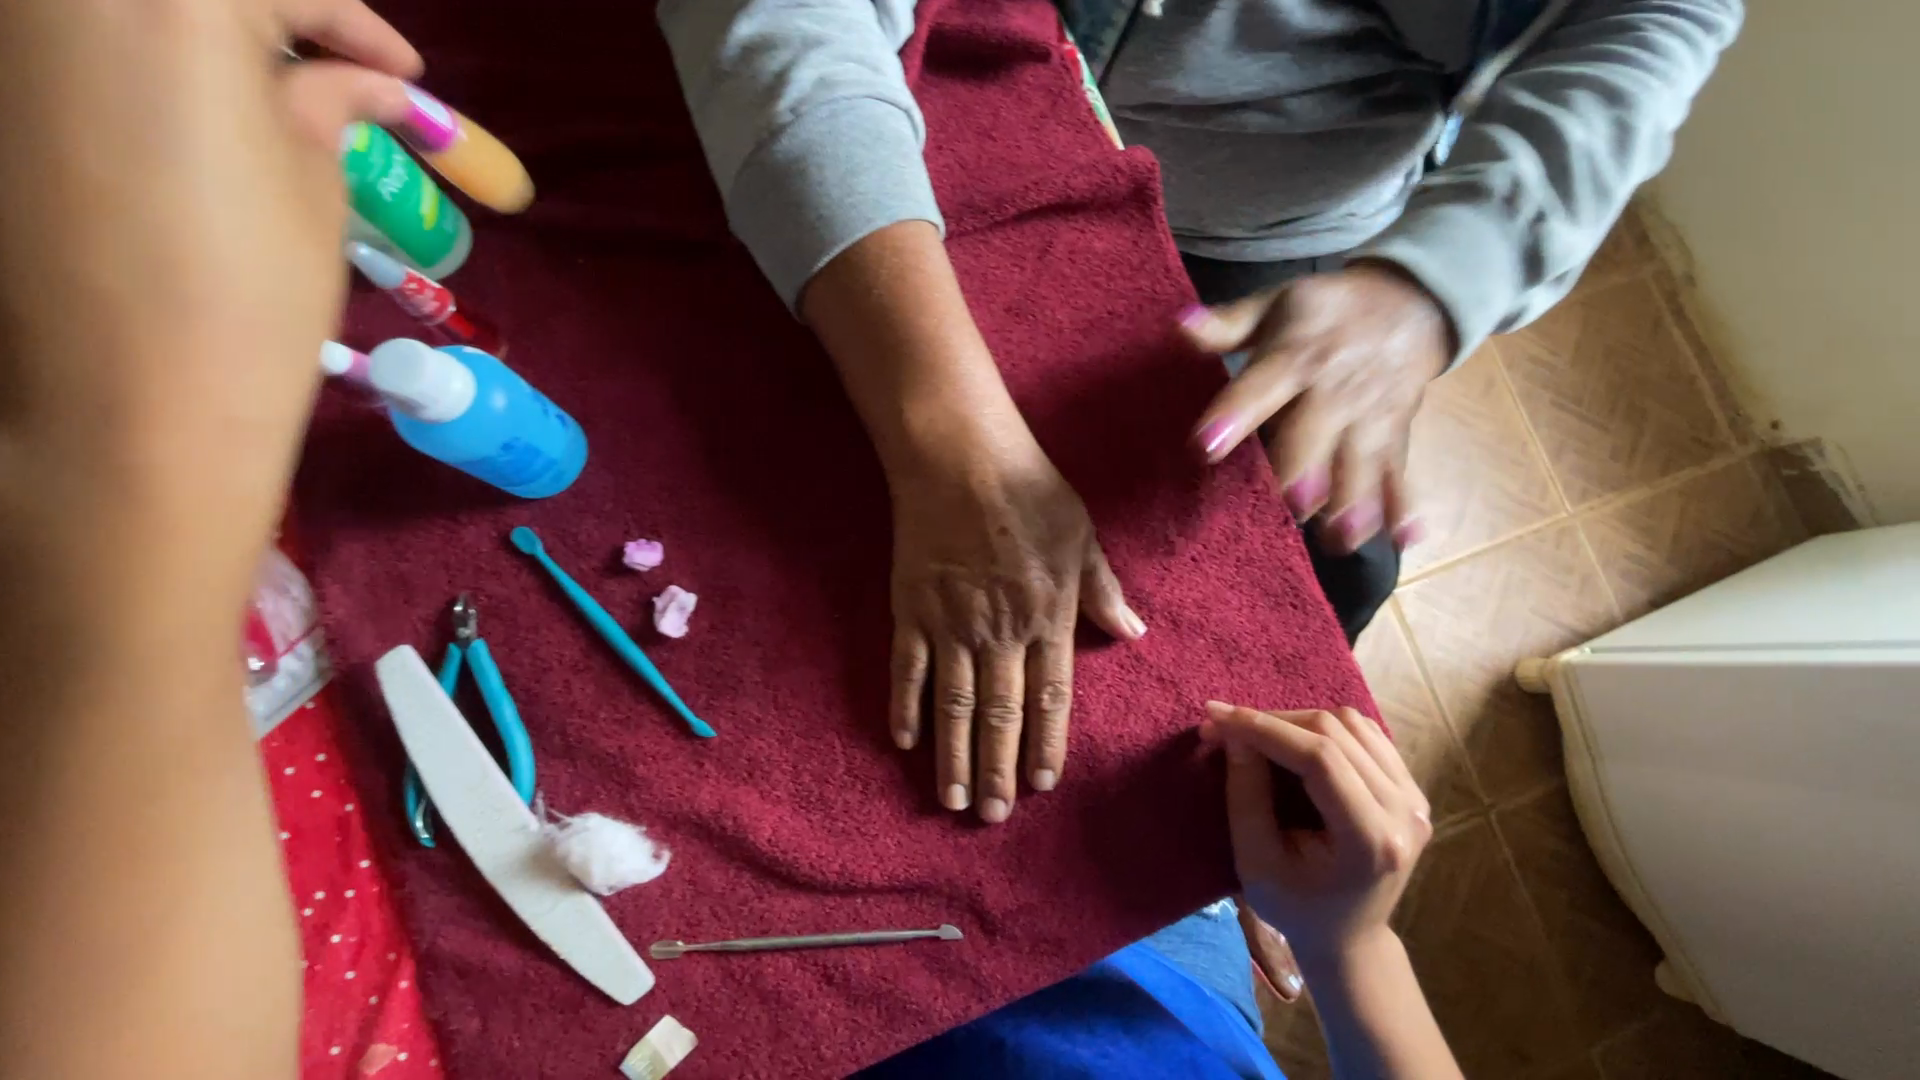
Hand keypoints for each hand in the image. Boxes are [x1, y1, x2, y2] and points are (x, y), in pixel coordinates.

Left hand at [0, 0, 419, 610]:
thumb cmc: (249, 296)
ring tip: (263, 100)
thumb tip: (358, 79)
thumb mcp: (315, 193)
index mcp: (166, 1)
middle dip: (277, 22)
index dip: (356, 23)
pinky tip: (181, 124)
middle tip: (332, 73)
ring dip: (200, 47)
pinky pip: (67, 56)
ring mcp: (4, 44)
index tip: (403, 74)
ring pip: (126, 24)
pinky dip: (133, 74)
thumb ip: (328, 107)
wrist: (121, 408)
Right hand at [889, 441, 1145, 822]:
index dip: (1045, 744)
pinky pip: (907, 669)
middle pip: (1001, 714)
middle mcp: (1001, 632)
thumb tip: (1133, 632)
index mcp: (1048, 616)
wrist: (960, 457)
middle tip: (991, 816)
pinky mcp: (911, 609)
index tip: (1039, 785)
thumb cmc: (1028, 490)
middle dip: (997, 769)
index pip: (1050, 697)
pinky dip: (905, 706)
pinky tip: (905, 741)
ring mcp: (952, 624)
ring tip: (953, 799)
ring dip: (954, 756)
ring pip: (955, 705)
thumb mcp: (1082, 536)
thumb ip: (1103, 590)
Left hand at [1182, 262, 1451, 554]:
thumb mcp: (1274, 304)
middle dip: (1306, 468)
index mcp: (1295, 356)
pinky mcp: (1395, 434)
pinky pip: (1400, 471)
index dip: (1235, 414)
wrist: (1410, 300)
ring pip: (1362, 460)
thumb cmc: (1323, 312)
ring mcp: (1370, 415)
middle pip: (1317, 432)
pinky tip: (1403, 540)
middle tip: (1293, 505)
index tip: (1206, 445)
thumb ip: (1227, 324)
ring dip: (1354, 499)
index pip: (1261, 385)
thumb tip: (1180, 325)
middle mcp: (1334, 389)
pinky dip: (1403, 506)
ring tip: (1341, 538)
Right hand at [1200, 702, 1432, 966]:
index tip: (1214, 716)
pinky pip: (1366, 733)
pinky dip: (1322, 727)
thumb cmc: (1294, 907)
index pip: (1319, 758)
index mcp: (1371, 840)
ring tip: (1256, 734)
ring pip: (1351, 723)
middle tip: (1223, 727)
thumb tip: (1234, 731)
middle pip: (1334, 732)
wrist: (1348, 937)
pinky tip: (1293, 741)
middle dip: (1271, 721)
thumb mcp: (1255, 860)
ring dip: (1295, 720)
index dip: (1263, 728)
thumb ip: (1246, 793)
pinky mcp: (1411, 789)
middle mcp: (1405, 812)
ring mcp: (1415, 798)